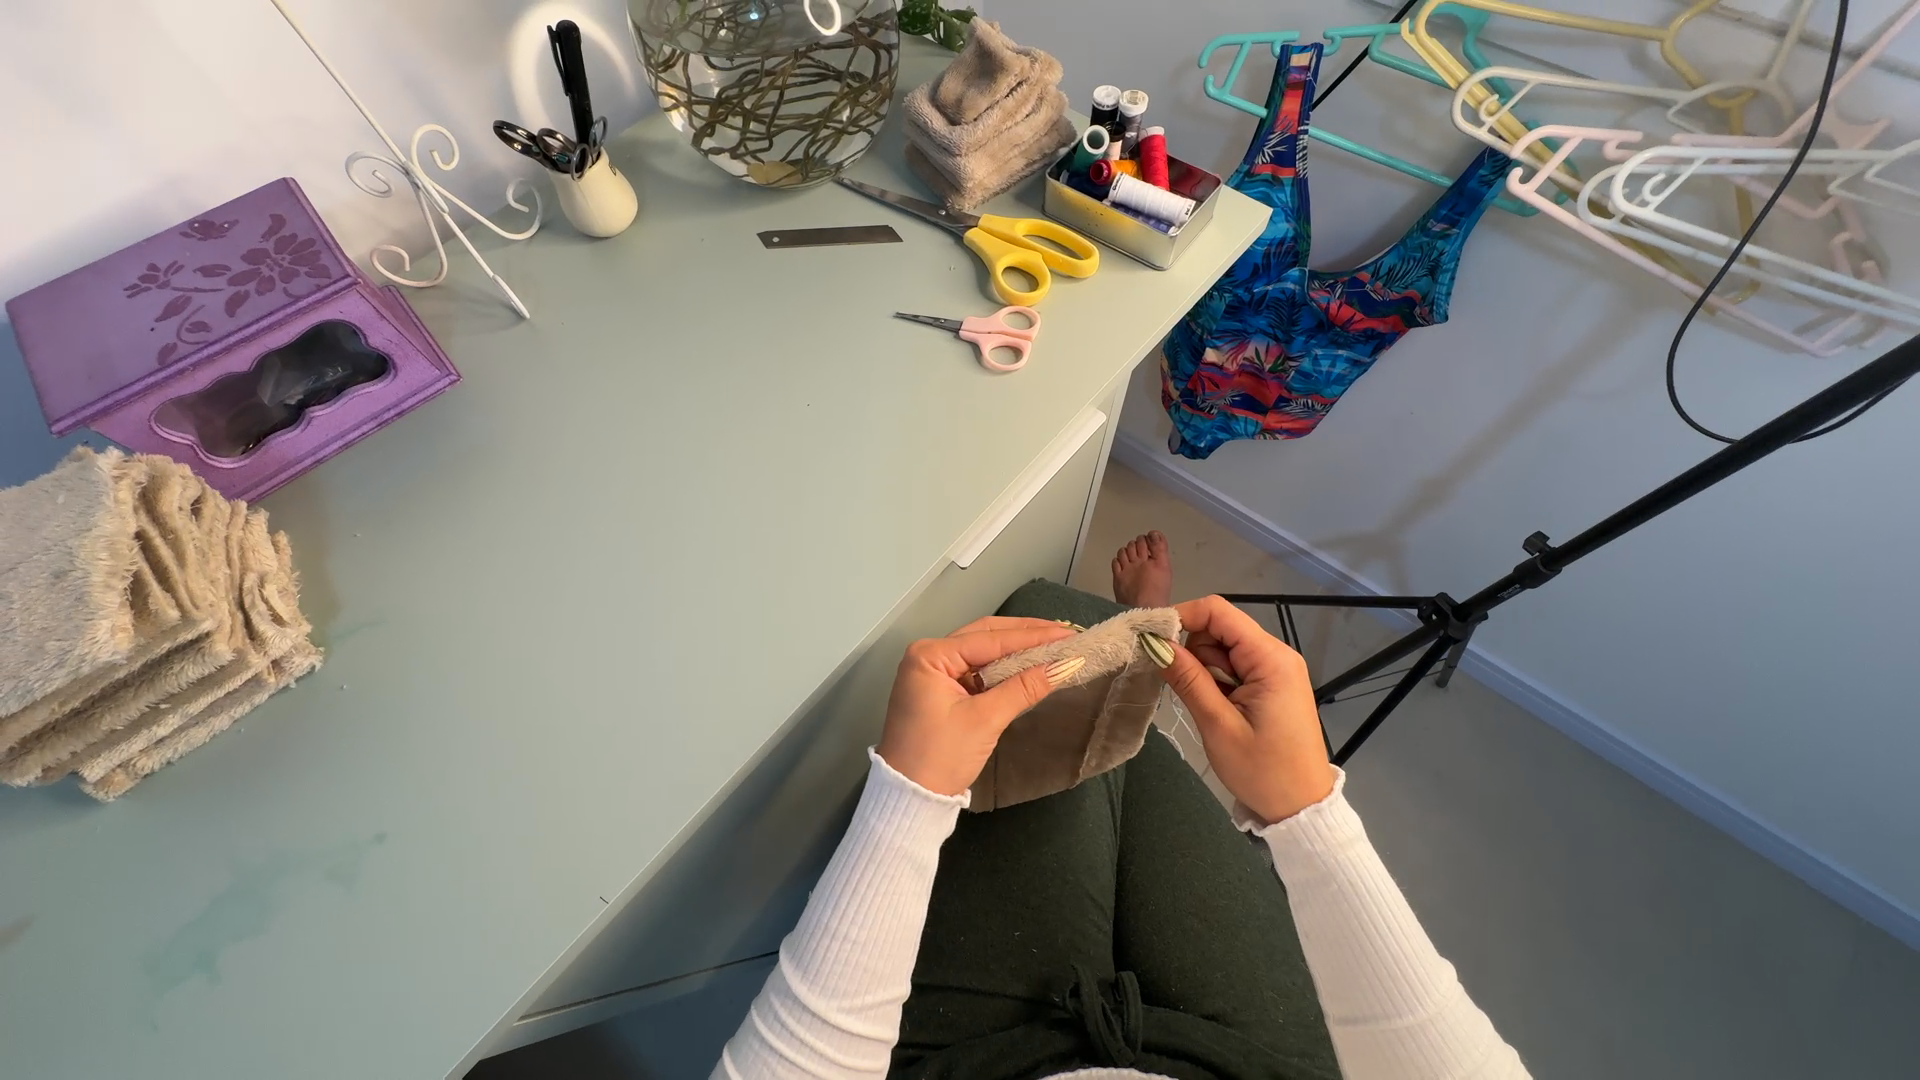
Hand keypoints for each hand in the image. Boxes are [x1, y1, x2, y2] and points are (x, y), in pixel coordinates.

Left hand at [877, 616, 1077, 796]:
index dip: (1032, 636)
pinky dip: (1003, 667)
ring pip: (982, 651)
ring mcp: (933, 671)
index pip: (990, 638)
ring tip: (1053, 643)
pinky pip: (977, 669)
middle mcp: (929, 655)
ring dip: (1016, 649)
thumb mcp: (985, 720)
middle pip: (985, 635)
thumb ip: (1024, 688)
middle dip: (1025, 634)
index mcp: (930, 655)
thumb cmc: (941, 757)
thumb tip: (1065, 664)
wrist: (909, 798)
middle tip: (1064, 633)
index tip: (1068, 633)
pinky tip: (1029, 664)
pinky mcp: (941, 689)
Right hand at [1155, 596, 1336, 824]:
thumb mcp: (1218, 725)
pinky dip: (1217, 680)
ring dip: (1205, 670)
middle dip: (1195, 653)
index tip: (1152, 640)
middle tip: (1197, 695)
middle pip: (1218, 628)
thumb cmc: (1263, 771)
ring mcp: (1276, 669)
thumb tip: (1154, 642)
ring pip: (1222, 648)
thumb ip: (1187, 678)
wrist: (1301, 809)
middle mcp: (1277, 654)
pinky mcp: (1271, 683)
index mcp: (1270, 659)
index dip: (1181, 616)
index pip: (1218, 611)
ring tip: (1212, 709)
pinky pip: (1233, 665)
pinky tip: (1220, 708)